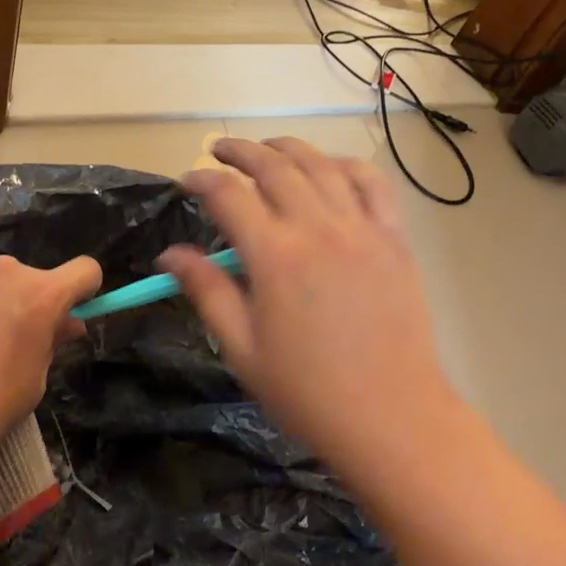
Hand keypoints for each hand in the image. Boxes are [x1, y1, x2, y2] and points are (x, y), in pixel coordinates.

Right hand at [160, 138, 450, 469]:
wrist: (392, 418)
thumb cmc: (308, 392)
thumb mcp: (243, 349)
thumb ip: (207, 291)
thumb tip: (170, 253)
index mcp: (275, 256)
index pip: (228, 195)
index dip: (201, 180)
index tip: (187, 181)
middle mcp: (318, 228)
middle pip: (273, 166)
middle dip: (239, 152)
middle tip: (218, 151)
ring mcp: (362, 228)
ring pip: (321, 164)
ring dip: (288, 148)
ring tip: (267, 149)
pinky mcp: (394, 238)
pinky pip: (372, 183)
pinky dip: (346, 165)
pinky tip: (330, 167)